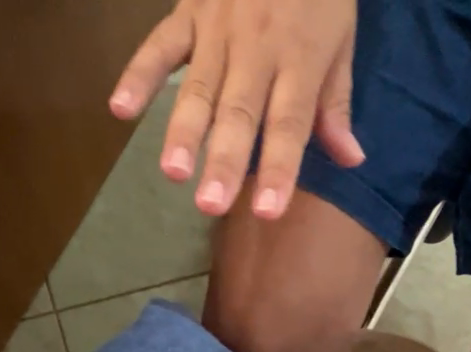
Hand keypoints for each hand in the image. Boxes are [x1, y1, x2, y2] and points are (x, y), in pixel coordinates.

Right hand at [109, 0, 363, 219]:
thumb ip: (334, 103)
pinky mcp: (186, 13)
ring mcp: (217, 30)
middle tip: (210, 206)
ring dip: (183, 131)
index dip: (278, 168)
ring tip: (172, 172)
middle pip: (239, 113)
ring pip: (198, 88)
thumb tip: (350, 159)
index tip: (268, 211)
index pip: (289, 124)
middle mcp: (257, 49)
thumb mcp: (340, 39)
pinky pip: (159, 45)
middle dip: (224, 160)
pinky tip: (120, 109)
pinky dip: (138, 74)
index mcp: (300, 59)